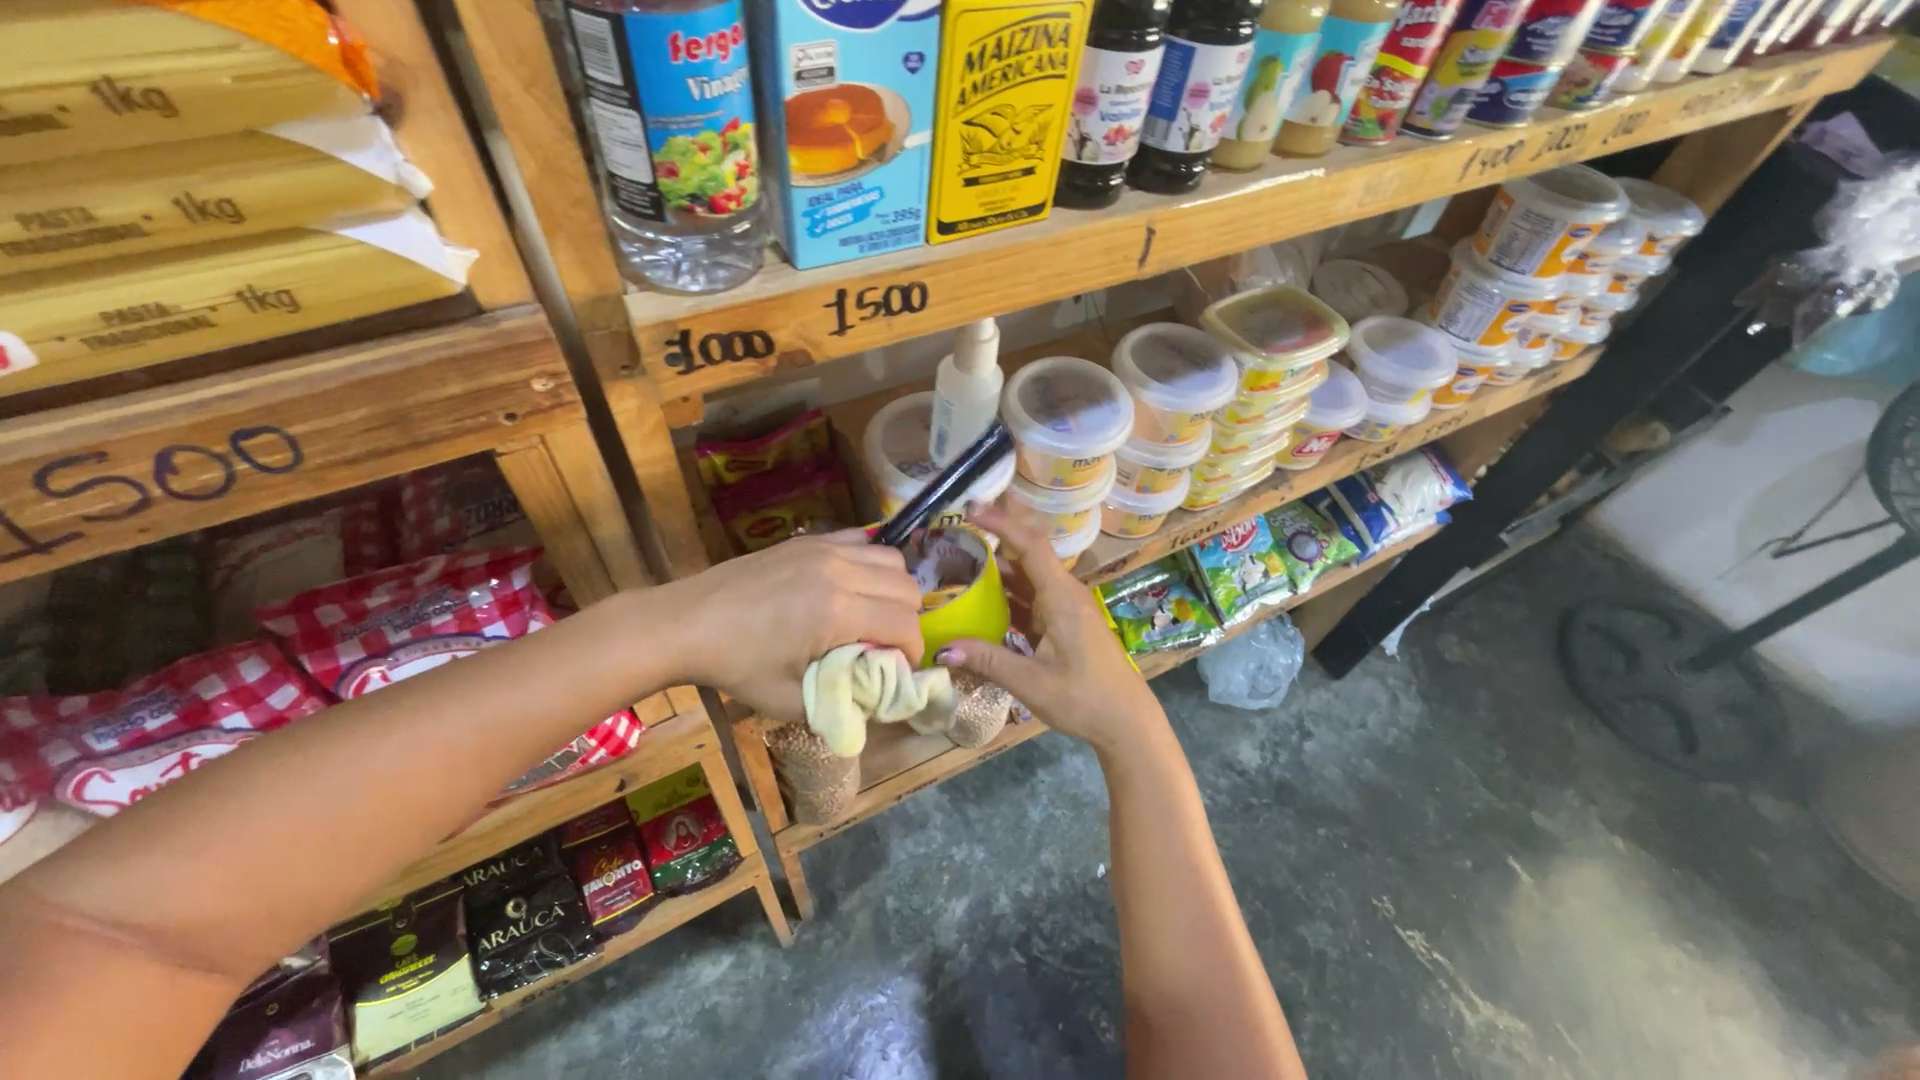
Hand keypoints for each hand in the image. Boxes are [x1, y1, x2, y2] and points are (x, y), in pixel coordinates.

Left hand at [670, 531, 923, 722]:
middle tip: (886, 643)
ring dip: (893, 589)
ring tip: (874, 613)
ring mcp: (823, 549)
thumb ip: (840, 704)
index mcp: (837, 612)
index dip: (912, 651)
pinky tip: (853, 584)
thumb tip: (876, 705)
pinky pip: (861, 540)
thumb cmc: (736, 666)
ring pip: (891, 559)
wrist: (687, 624)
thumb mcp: (789, 701)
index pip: (905, 624)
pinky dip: (870, 562)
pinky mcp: (807, 540)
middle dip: (908, 620)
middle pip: (907, 587)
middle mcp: (839, 572)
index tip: (899, 668)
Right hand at [935, 503, 1165, 754]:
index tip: (971, 511)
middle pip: (1026, 558)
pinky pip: (1031, 601)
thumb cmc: (1084, 699)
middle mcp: (1065, 595)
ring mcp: (1066, 610)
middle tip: (951, 542)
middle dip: (991, 546)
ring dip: (997, 574)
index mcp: (1062, 598)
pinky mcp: (1064, 625)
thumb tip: (943, 649)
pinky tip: (980, 605)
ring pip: (1027, 581)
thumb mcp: (1031, 682)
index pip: (1030, 545)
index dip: (1002, 523)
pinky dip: (1006, 598)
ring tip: (957, 569)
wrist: (1127, 722)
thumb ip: (988, 660)